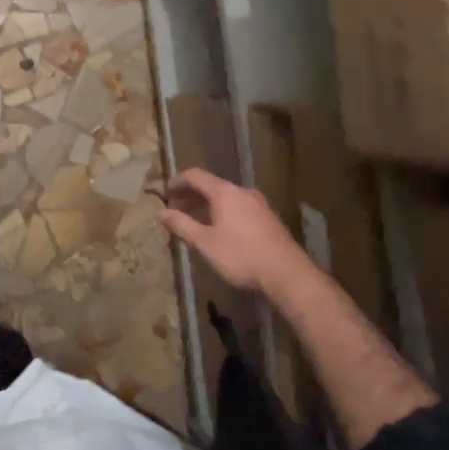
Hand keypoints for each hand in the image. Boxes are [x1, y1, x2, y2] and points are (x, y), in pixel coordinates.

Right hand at [160, 167, 305, 294]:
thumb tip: (162, 213)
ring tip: (195, 222)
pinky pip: (239, 207)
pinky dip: (223, 213)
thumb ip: (181, 225)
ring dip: (207, 206)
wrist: (287, 274)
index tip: (164, 195)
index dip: (176, 182)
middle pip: (211, 185)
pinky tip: (220, 231)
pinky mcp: (269, 219)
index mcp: (224, 192)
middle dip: (190, 196)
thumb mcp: (204, 242)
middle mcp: (242, 191)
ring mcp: (259, 204)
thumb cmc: (240, 255)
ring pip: (226, 197)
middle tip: (176, 210)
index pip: (195, 175)